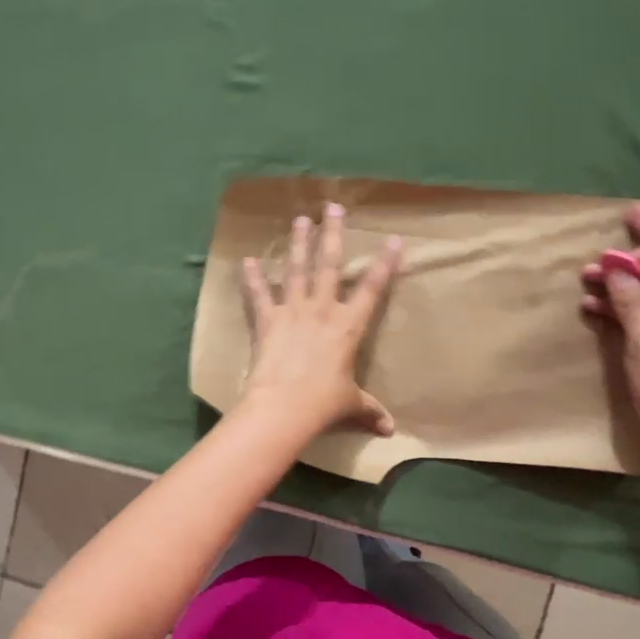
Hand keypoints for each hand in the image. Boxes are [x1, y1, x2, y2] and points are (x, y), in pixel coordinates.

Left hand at [240, 203, 402, 436]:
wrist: (284, 406)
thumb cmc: (323, 404)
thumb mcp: (352, 405)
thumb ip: (370, 411)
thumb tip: (390, 430)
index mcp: (349, 327)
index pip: (373, 288)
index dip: (384, 264)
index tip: (394, 240)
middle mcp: (322, 311)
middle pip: (330, 264)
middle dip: (333, 234)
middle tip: (333, 208)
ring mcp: (293, 312)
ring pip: (297, 270)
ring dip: (298, 244)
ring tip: (299, 220)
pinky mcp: (267, 321)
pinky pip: (258, 295)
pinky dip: (252, 279)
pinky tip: (245, 261)